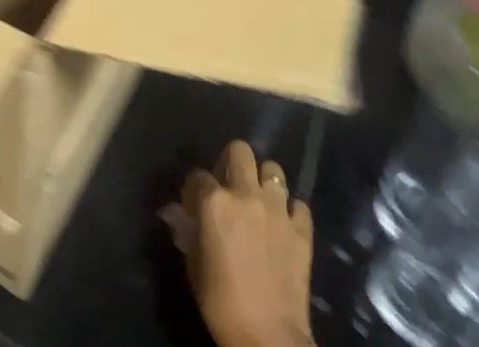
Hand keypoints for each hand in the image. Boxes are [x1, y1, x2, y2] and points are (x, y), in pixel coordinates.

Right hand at [174, 142, 315, 346]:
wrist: (267, 334)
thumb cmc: (220, 300)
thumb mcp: (193, 264)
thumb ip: (186, 231)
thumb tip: (176, 214)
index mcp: (214, 201)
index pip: (197, 174)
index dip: (193, 186)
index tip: (193, 202)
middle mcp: (246, 195)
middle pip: (240, 151)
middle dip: (230, 161)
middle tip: (228, 184)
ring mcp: (279, 210)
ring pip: (273, 169)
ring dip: (263, 180)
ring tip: (258, 199)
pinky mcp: (302, 230)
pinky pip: (298, 204)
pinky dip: (290, 209)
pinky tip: (282, 223)